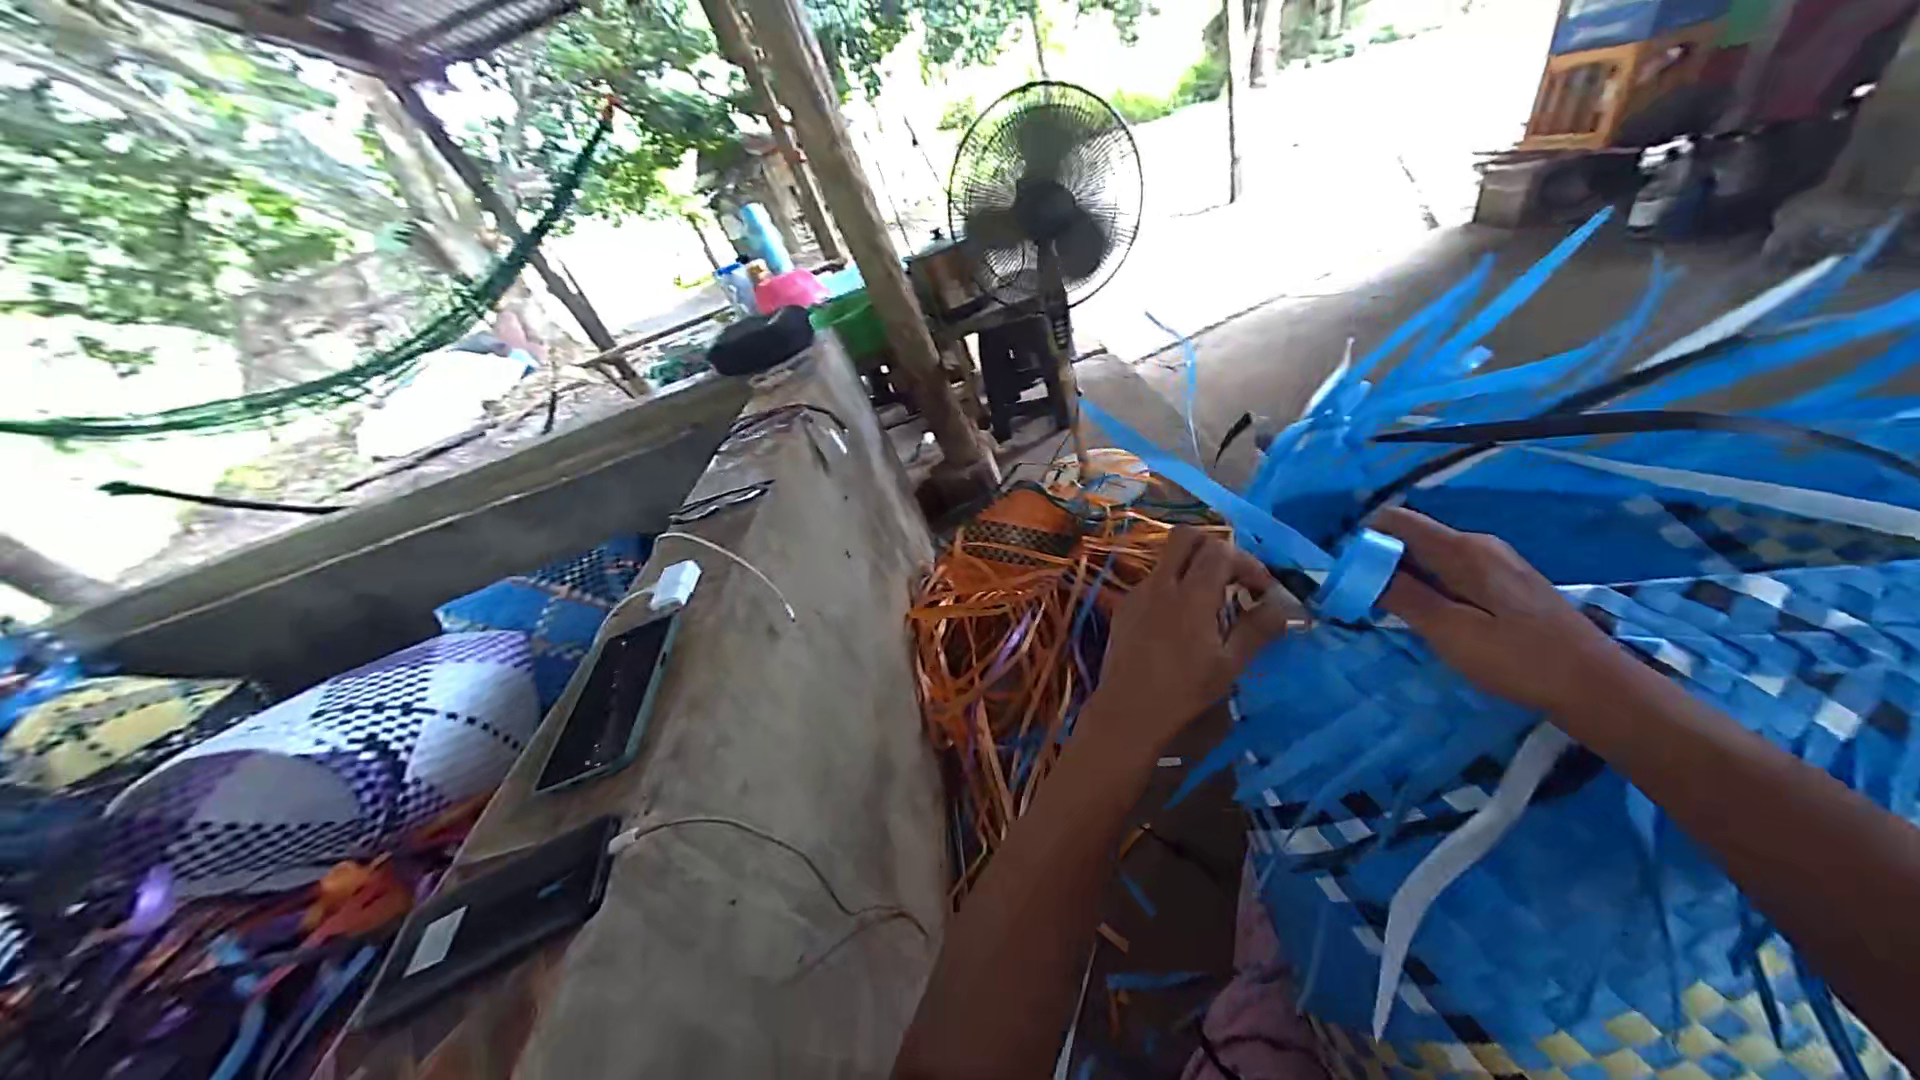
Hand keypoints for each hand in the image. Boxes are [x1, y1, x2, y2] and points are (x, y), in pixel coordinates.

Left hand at [1087, 527, 1297, 753]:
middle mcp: (1160, 584)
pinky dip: (1172, 586)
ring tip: (1210, 601)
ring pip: (1167, 558)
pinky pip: (1152, 581)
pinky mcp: (1124, 606)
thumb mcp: (1230, 663)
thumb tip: (1286, 605)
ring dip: (1192, 566)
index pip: (1221, 551)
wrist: (1128, 709)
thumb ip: (1258, 628)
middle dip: (1214, 548)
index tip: (1262, 590)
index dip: (1247, 563)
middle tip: (1233, 578)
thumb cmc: (1184, 690)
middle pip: (1186, 536)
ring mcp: (1137, 592)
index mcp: (1190, 594)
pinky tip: (1181, 619)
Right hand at [1372, 506, 1632, 711]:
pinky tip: (1434, 618)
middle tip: (1367, 601)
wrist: (1598, 687)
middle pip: (1413, 537)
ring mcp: (1497, 562)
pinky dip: (1430, 586)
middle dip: (1382, 562)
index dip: (1366, 540)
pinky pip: (1452, 571)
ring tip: (1396, 614)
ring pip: (1431, 556)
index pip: (1397, 520)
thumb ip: (1404, 597)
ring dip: (1405, 578)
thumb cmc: (1518, 659)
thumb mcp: (1450, 631)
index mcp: (1463, 550)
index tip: (1350, 574)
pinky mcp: (1507, 582)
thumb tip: (1362, 570)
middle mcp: (1479, 545)